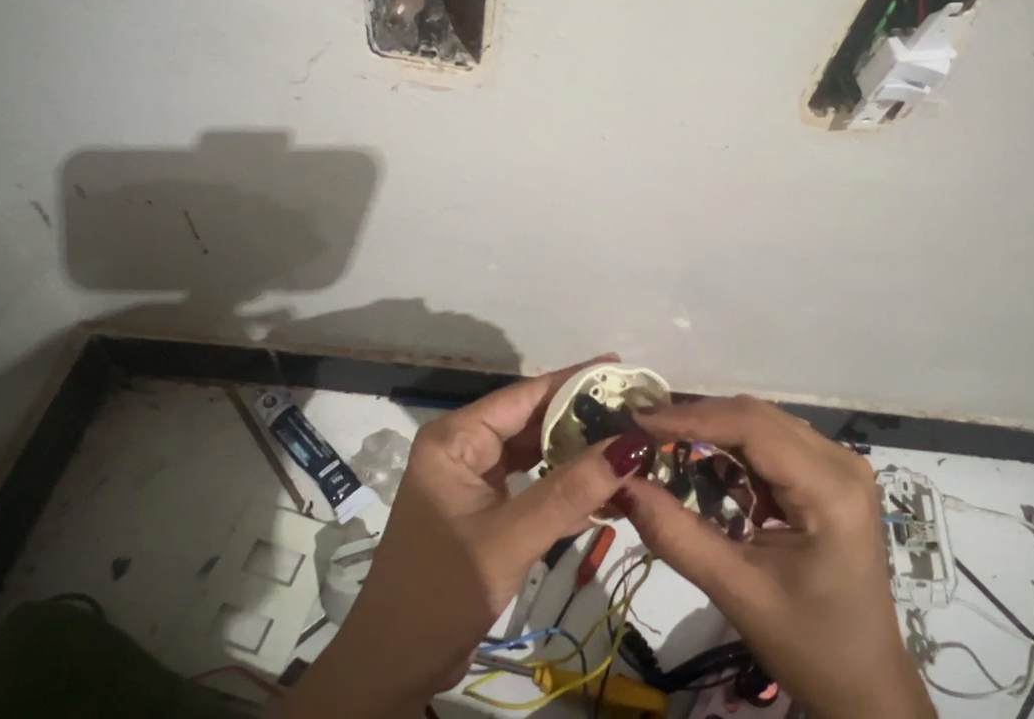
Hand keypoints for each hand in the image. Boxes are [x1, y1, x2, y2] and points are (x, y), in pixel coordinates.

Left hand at [275, 358, 652, 718]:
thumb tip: (631, 444)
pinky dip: (564, 485)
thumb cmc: (442, 590)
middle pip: (532, 420)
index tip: (625, 371)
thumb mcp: (511, 537)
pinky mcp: (484, 510)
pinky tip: (605, 487)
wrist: (394, 663)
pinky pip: (532, 483)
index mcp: (455, 438)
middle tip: (639, 413)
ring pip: (535, 452)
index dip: (576, 381)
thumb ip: (571, 490)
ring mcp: (473, 480)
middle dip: (583, 418)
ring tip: (631, 443)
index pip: (525, 395)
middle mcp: (463, 448)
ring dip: (578, 453)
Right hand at [614, 396, 935, 718]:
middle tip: (641, 432)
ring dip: (712, 432)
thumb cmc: (808, 644)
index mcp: (831, 488)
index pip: (753, 427)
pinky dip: (732, 452)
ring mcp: (839, 467)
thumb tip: (621, 484)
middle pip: (757, 418)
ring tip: (661, 445)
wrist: (863, 683)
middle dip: (696, 420)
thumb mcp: (737, 592)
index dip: (692, 417)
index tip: (637, 422)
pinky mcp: (829, 478)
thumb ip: (677, 535)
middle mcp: (842, 462)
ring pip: (763, 426)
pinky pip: (772, 447)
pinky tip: (701, 467)